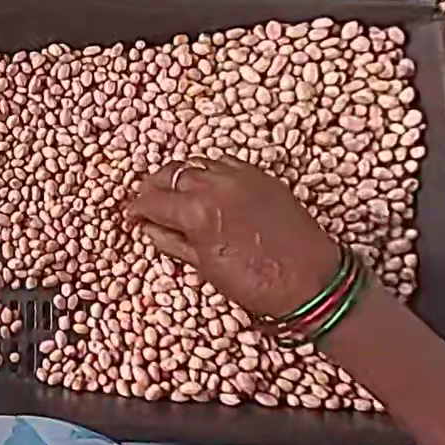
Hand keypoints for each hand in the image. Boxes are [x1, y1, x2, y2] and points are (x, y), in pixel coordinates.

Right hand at [127, 156, 345, 318]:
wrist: (311, 280)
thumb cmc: (256, 281)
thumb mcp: (204, 266)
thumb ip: (172, 241)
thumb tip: (149, 228)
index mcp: (195, 212)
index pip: (152, 201)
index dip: (137, 209)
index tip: (133, 216)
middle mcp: (214, 186)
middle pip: (168, 174)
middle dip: (152, 187)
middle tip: (147, 201)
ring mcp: (239, 178)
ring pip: (194, 164)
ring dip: (179, 177)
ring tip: (174, 193)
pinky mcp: (260, 177)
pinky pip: (223, 163)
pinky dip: (208, 171)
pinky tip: (206, 186)